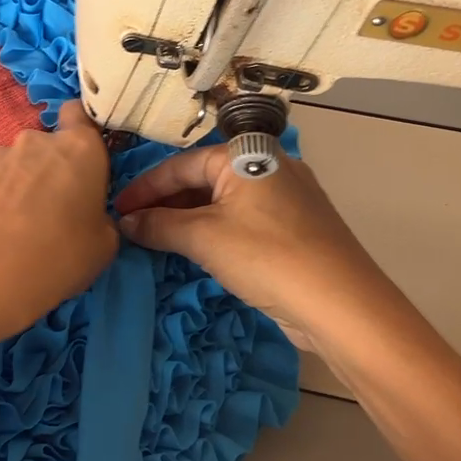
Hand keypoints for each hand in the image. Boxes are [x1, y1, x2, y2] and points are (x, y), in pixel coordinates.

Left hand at [0, 100, 119, 339]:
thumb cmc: (65, 255)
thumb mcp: (105, 241)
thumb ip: (98, 213)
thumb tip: (85, 212)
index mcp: (78, 148)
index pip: (79, 113)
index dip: (79, 129)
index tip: (79, 157)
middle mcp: (34, 141)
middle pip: (44, 146)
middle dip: (47, 168)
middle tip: (50, 208)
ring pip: (11, 164)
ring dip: (16, 183)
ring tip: (15, 223)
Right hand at [112, 141, 396, 345]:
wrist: (344, 307)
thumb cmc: (267, 257)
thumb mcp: (202, 238)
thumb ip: (157, 226)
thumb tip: (124, 223)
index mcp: (246, 153)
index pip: (179, 164)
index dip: (143, 188)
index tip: (116, 210)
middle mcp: (269, 164)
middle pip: (201, 178)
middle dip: (164, 203)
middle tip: (132, 226)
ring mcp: (287, 195)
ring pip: (222, 200)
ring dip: (186, 218)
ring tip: (155, 239)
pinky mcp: (296, 225)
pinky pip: (241, 218)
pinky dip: (212, 229)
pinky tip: (193, 248)